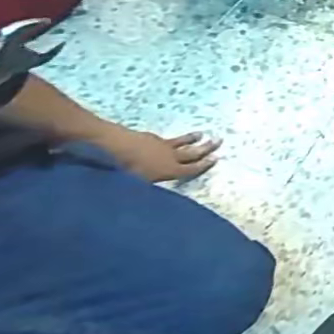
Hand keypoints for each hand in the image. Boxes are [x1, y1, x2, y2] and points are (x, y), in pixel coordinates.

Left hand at [89, 126, 220, 183]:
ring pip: (182, 142)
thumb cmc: (125, 170)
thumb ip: (151, 189)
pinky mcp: (151, 138)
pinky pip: (167, 139)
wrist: (114, 146)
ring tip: (201, 134)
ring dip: (192, 139)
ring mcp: (162, 145)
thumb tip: (157, 199)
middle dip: (207, 147)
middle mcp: (170, 157)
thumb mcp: (138, 185)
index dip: (204, 165)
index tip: (216, 158)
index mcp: (169, 170)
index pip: (192, 168)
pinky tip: (170, 140)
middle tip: (219, 140)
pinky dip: (173, 139)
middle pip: (193, 152)